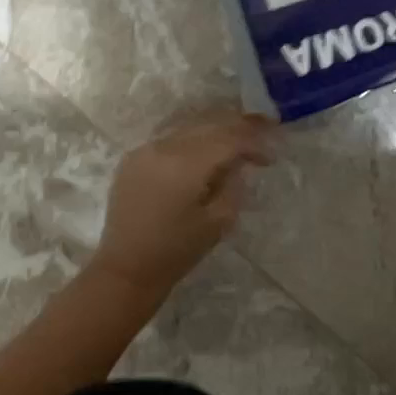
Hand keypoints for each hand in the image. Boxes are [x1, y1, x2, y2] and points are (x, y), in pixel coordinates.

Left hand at [89, 114, 273, 292]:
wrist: (125, 270)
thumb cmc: (176, 252)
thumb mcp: (218, 222)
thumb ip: (233, 185)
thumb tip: (239, 163)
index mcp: (187, 164)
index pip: (229, 139)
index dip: (253, 143)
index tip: (270, 157)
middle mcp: (164, 147)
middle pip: (209, 124)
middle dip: (238, 126)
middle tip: (263, 131)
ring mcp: (145, 149)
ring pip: (189, 126)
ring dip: (214, 129)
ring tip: (235, 137)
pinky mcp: (133, 157)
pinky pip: (169, 137)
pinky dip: (191, 138)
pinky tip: (203, 147)